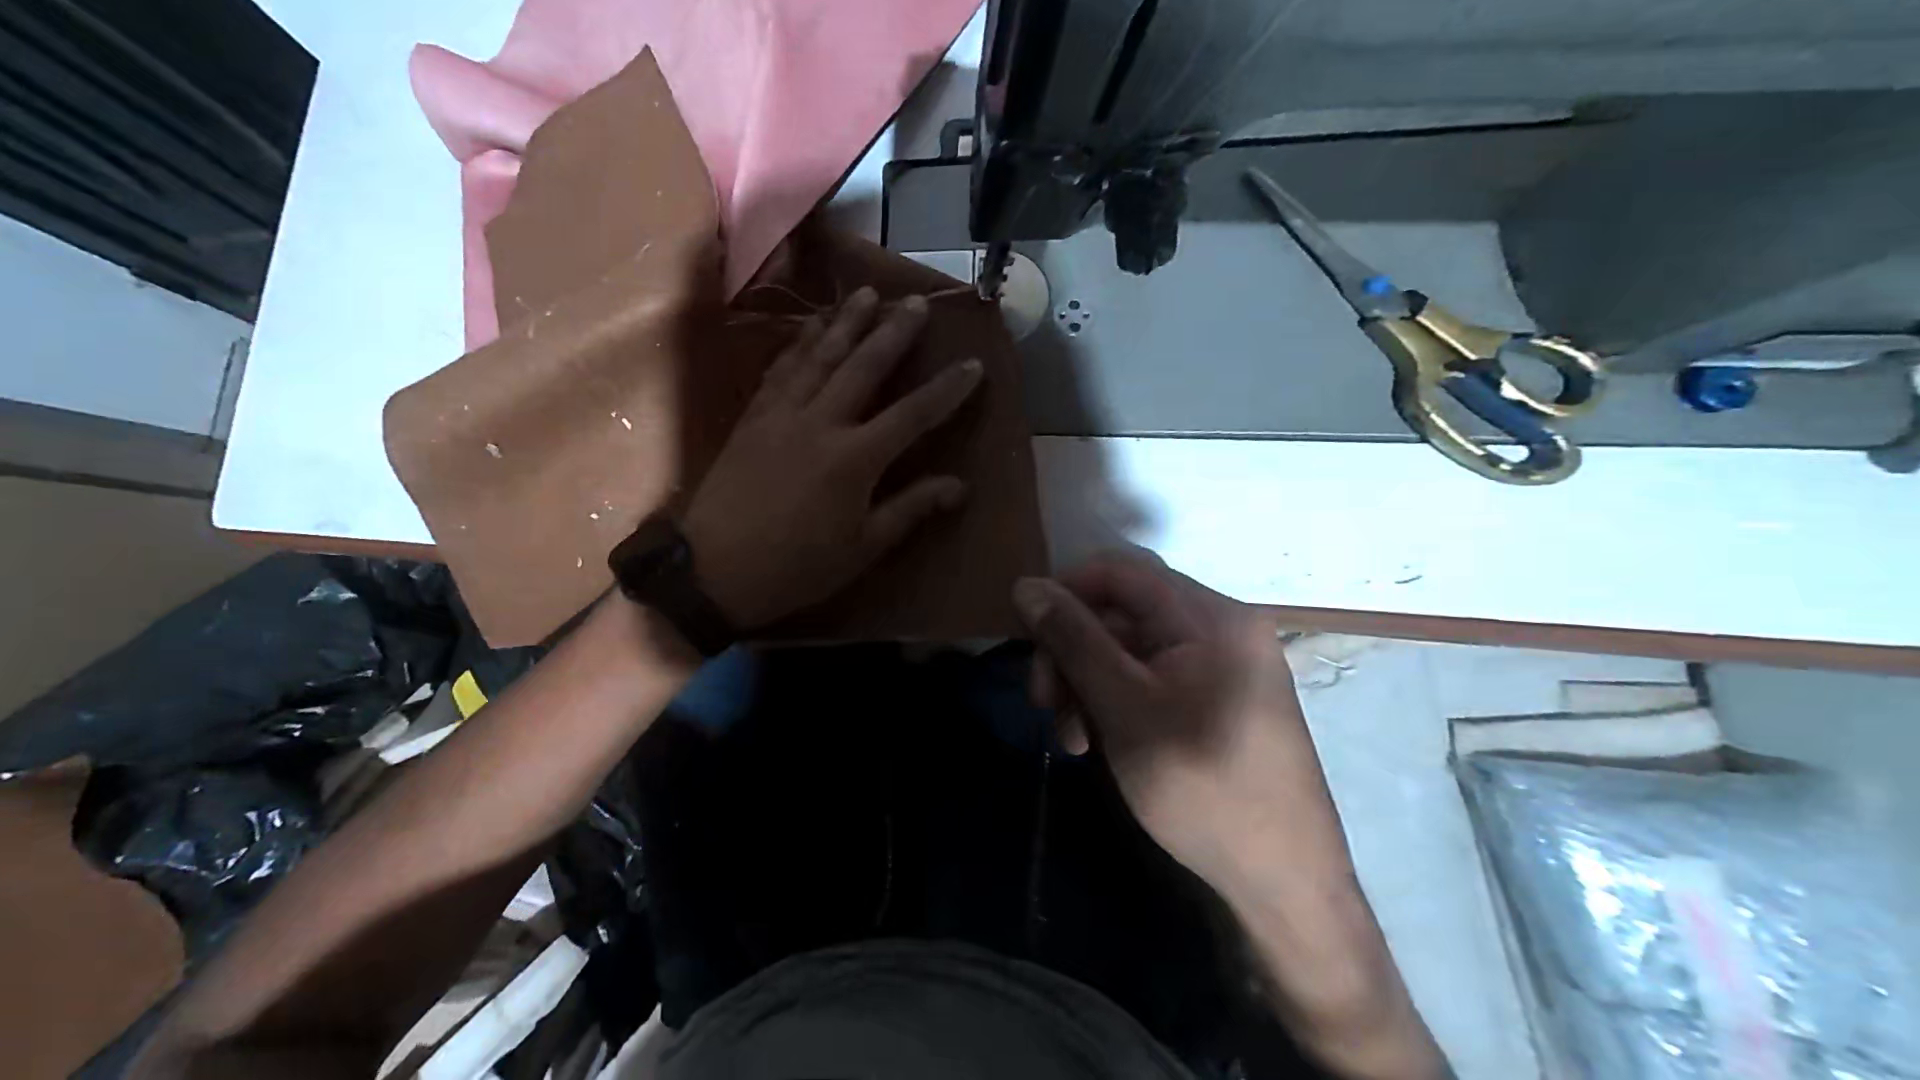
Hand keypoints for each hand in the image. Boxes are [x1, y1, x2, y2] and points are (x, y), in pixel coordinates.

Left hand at [682, 286, 981, 628]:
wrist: (714, 570)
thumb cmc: (798, 567)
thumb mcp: (862, 547)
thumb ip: (910, 508)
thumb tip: (959, 486)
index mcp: (854, 459)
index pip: (912, 415)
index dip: (946, 390)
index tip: (974, 365)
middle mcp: (821, 423)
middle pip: (864, 367)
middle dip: (893, 332)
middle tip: (915, 301)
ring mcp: (782, 415)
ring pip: (819, 357)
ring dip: (846, 322)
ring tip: (866, 293)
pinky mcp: (753, 418)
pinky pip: (781, 370)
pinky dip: (799, 344)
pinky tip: (810, 328)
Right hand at [1013, 551, 1345, 886]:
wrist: (1283, 882)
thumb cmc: (1201, 789)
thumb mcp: (1123, 708)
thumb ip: (1073, 640)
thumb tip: (1025, 585)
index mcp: (1211, 617)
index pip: (1120, 571)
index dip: (1065, 593)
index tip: (1028, 638)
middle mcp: (1221, 627)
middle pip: (1122, 611)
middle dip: (1073, 652)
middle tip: (1044, 705)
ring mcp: (1223, 663)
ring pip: (1130, 648)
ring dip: (1089, 683)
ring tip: (1072, 740)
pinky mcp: (1218, 696)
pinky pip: (1152, 677)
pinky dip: (1116, 701)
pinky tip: (1098, 743)